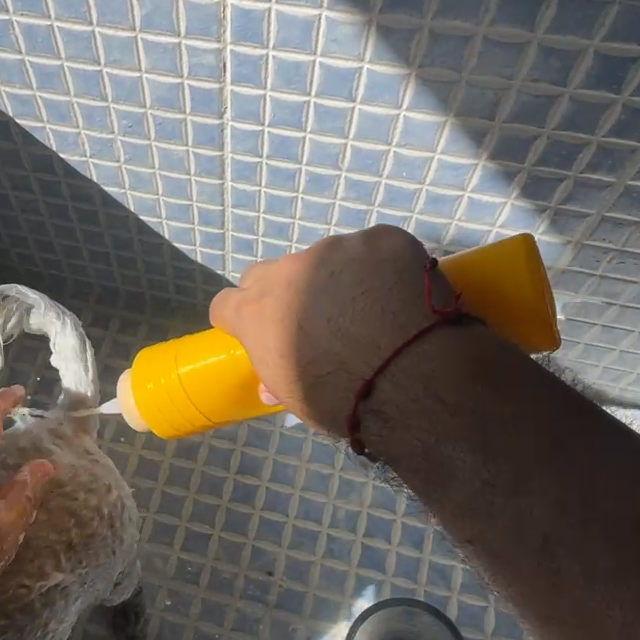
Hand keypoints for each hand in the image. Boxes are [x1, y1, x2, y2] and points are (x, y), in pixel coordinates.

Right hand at [209, 225, 454, 432]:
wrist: (414, 379)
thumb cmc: (345, 401)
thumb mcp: (299, 399)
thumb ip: (279, 378)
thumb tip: (272, 383)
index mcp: (258, 312)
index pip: (225, 304)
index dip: (240, 319)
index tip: (259, 333)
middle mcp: (289, 270)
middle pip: (270, 273)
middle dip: (283, 293)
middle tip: (314, 320)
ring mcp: (338, 248)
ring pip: (326, 259)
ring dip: (337, 279)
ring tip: (371, 310)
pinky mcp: (383, 238)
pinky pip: (375, 250)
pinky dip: (383, 268)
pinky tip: (402, 296)